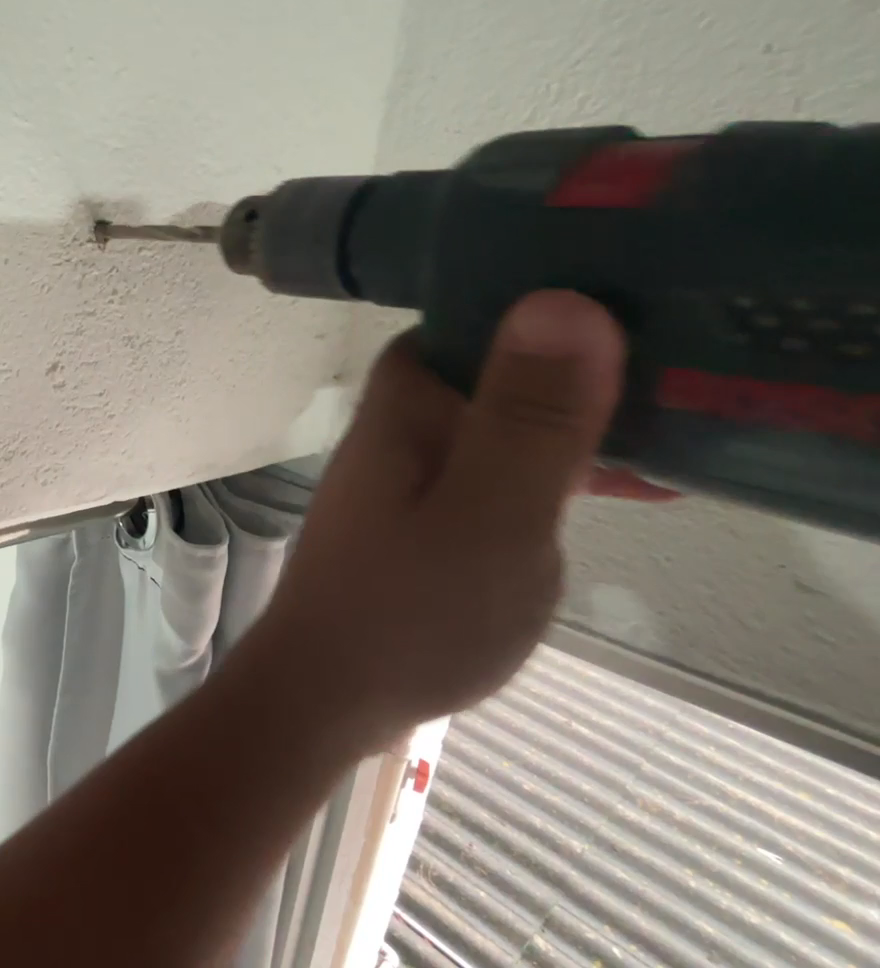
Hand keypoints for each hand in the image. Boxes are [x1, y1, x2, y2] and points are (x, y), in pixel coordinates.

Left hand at [258, 290, 629, 747]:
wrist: (328, 694)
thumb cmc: (410, 608)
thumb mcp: (491, 510)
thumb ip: (528, 415)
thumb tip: (559, 297)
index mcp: (400, 413)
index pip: (453, 325)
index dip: (527, 309)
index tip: (619, 307)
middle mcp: (391, 437)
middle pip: (479, 374)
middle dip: (562, 371)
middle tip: (663, 375)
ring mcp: (400, 484)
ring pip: (489, 428)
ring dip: (560, 428)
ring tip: (660, 436)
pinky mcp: (414, 528)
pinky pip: (487, 479)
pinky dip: (543, 479)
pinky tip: (603, 502)